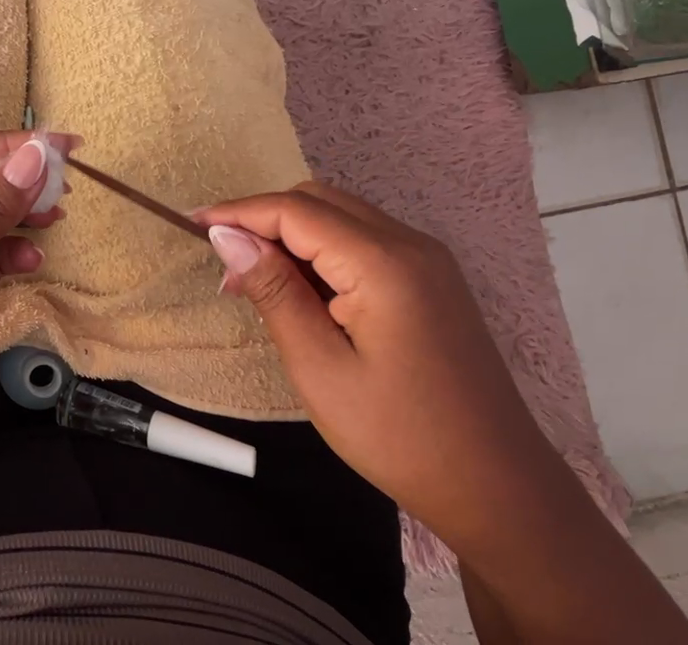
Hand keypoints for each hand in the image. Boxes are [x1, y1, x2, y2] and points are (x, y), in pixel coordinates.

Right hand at [195, 183, 575, 544]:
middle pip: (320, 201)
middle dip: (264, 220)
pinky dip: (322, 253)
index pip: (295, 210)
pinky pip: (364, 242)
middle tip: (225, 267)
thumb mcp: (319, 367)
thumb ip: (273, 291)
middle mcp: (411, 245)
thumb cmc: (398, 435)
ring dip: (292, 236)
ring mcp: (428, 261)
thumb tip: (227, 235)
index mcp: (383, 264)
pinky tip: (303, 294)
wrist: (496, 486)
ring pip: (342, 218)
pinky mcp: (433, 282)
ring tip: (256, 284)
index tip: (191, 225)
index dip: (239, 212)